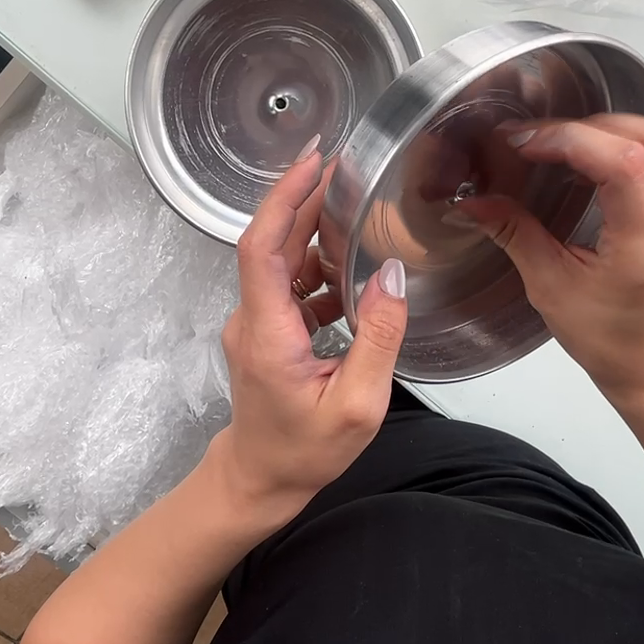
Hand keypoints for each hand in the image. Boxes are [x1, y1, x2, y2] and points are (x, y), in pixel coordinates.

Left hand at [210, 137, 409, 515]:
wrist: (260, 478)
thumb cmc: (303, 452)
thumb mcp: (357, 404)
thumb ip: (377, 338)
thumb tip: (392, 277)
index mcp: (267, 333)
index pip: (261, 247)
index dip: (284, 200)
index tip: (312, 165)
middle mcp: (252, 319)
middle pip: (271, 243)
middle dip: (305, 201)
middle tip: (344, 168)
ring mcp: (255, 323)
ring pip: (280, 261)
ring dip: (313, 232)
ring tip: (354, 208)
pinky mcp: (266, 331)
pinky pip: (289, 285)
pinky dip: (317, 266)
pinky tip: (350, 267)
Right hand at [455, 114, 643, 415]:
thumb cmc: (607, 341)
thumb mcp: (549, 288)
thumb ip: (515, 235)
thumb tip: (474, 202)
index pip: (622, 162)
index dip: (569, 140)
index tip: (523, 143)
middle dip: (585, 128)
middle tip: (536, 139)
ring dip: (607, 131)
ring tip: (559, 143)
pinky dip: (621, 147)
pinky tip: (585, 162)